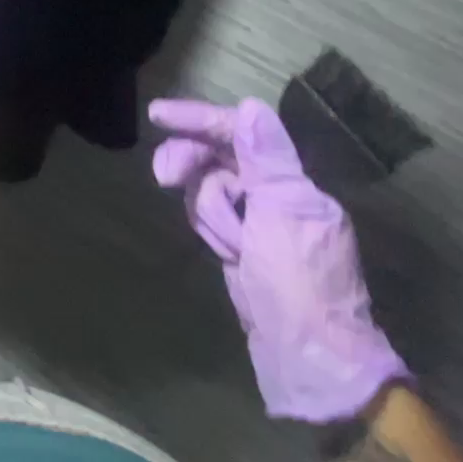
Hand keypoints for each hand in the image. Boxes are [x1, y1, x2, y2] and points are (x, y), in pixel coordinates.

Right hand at [150, 97, 411, 422]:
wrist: (305, 354)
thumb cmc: (296, 281)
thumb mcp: (282, 212)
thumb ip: (266, 157)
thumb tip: (252, 106)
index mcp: (294, 182)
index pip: (241, 133)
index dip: (199, 119)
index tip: (157, 114)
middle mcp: (278, 195)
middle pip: (219, 158)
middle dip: (192, 166)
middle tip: (164, 178)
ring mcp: (259, 221)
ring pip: (209, 188)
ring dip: (208, 211)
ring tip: (226, 245)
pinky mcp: (243, 244)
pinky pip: (210, 216)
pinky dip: (209, 228)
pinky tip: (223, 252)